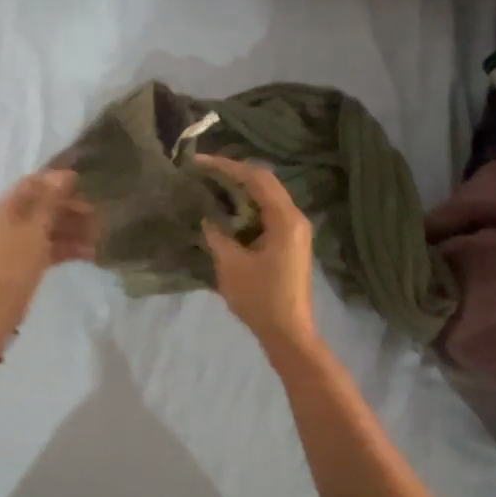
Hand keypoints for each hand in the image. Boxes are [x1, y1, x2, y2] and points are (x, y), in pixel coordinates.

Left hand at [0, 169, 94, 346]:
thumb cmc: (14, 265)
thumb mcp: (34, 229)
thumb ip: (49, 201)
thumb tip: (64, 175)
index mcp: (6, 208)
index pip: (33, 184)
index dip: (57, 181)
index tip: (84, 183)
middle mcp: (10, 221)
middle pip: (43, 207)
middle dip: (70, 208)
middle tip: (98, 214)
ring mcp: (18, 244)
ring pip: (49, 229)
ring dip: (73, 229)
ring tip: (100, 235)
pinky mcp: (26, 263)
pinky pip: (49, 248)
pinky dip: (67, 248)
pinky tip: (90, 253)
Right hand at [197, 155, 317, 347]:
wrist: (288, 334)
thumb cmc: (260, 299)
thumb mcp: (231, 265)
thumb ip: (217, 235)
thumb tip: (207, 218)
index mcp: (285, 219)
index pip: (257, 178)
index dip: (227, 167)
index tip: (200, 162)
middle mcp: (295, 218)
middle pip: (264, 183)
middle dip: (233, 175)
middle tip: (203, 172)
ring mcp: (295, 231)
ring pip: (266, 198)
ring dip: (240, 192)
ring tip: (210, 188)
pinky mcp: (290, 244)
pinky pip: (267, 214)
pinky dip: (247, 209)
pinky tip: (226, 213)